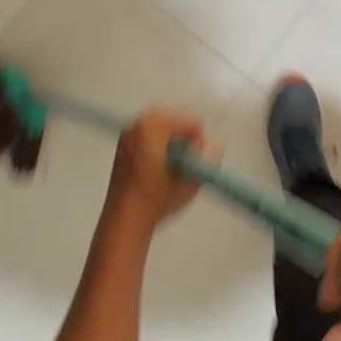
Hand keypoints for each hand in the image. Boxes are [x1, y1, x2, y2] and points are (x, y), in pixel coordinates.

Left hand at [104, 107, 217, 230]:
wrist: (123, 220)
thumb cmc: (156, 201)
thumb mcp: (188, 183)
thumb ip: (207, 161)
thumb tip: (217, 145)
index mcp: (153, 127)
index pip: (189, 121)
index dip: (198, 141)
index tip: (196, 162)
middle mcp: (138, 123)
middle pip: (174, 119)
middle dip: (185, 137)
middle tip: (188, 161)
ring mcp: (128, 132)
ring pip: (161, 124)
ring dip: (173, 140)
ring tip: (176, 164)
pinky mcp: (123, 143)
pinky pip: (148, 132)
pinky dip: (159, 142)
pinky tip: (161, 165)